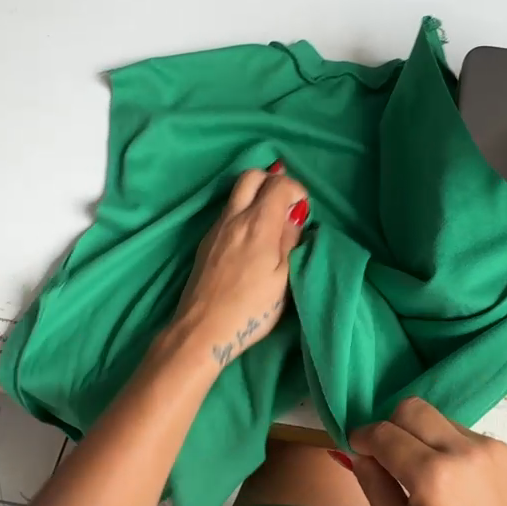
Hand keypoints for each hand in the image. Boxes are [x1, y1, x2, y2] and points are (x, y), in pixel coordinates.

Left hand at [171, 163, 307, 369]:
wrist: (203, 329)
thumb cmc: (252, 308)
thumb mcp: (283, 278)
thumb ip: (289, 241)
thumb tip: (294, 217)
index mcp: (258, 224)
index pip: (279, 184)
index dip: (296, 190)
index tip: (303, 210)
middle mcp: (234, 218)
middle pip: (252, 176)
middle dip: (273, 180)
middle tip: (286, 204)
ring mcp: (216, 228)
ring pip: (237, 192)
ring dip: (257, 195)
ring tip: (272, 221)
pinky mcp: (206, 242)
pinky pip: (228, 211)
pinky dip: (244, 211)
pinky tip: (252, 237)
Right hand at [347, 398, 506, 505]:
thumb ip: (373, 484)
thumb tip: (356, 453)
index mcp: (432, 476)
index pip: (384, 434)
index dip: (362, 436)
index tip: (355, 446)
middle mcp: (461, 450)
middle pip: (412, 408)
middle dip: (390, 425)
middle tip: (385, 453)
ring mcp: (486, 445)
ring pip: (437, 417)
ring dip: (418, 434)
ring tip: (419, 469)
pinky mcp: (501, 448)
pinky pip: (460, 432)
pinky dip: (444, 444)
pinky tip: (448, 476)